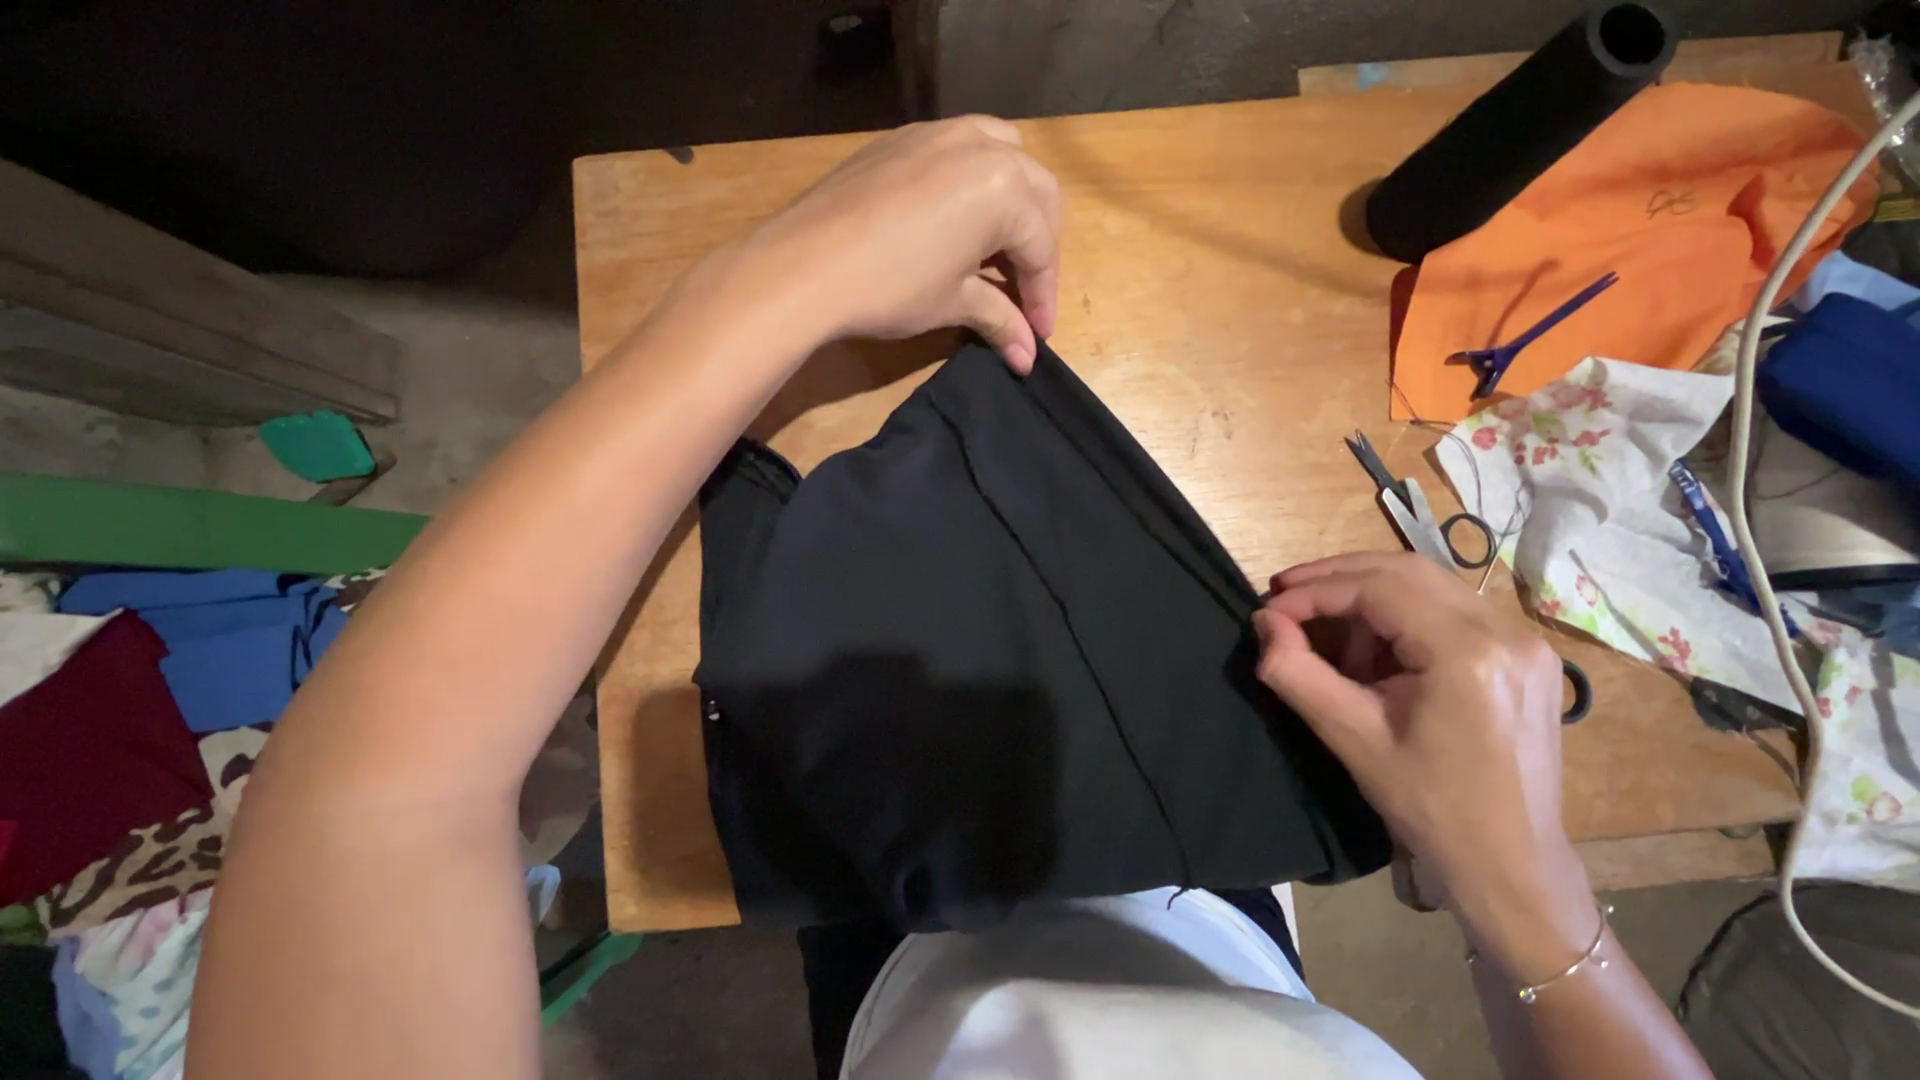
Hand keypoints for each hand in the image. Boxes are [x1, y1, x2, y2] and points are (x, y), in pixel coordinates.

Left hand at [731, 115, 1060, 372]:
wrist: (802, 266)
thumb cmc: (889, 288)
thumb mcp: (953, 304)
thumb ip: (1000, 320)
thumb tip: (1028, 356)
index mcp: (1005, 188)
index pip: (1041, 248)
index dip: (1043, 297)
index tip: (1038, 335)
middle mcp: (982, 146)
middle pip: (1035, 193)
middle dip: (1037, 245)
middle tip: (1024, 288)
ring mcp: (940, 133)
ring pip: (1003, 154)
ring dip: (1013, 199)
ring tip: (998, 244)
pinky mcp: (902, 138)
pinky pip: (959, 148)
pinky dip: (974, 179)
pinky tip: (956, 216)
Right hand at [1253, 553, 1597, 982]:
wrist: (1511, 863)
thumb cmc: (1428, 806)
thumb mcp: (1351, 738)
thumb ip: (1296, 672)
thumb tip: (1264, 622)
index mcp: (1468, 652)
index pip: (1378, 587)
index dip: (1315, 590)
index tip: (1270, 609)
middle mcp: (1507, 631)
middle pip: (1406, 570)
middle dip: (1338, 578)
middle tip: (1285, 596)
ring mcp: (1525, 640)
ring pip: (1429, 584)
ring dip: (1368, 594)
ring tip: (1323, 628)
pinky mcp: (1526, 655)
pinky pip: (1451, 609)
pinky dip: (1401, 614)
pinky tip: (1371, 646)